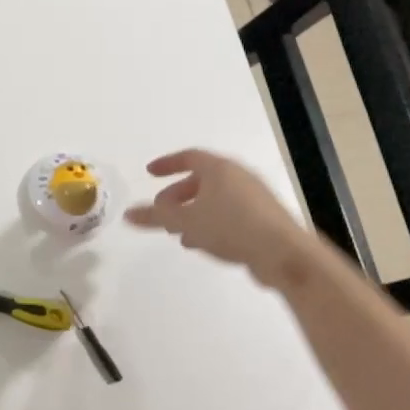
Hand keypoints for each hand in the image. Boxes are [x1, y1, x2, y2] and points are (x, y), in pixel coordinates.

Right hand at [125, 149, 313, 287]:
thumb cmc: (230, 227)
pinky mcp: (264, 218)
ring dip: (193, 212)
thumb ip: (154, 216)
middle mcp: (238, 176)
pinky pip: (229, 213)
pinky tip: (204, 244)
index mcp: (219, 169)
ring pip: (215, 199)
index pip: (188, 157)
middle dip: (178, 195)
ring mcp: (254, 197)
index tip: (149, 173)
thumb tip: (128, 214)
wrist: (282, 253)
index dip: (167, 164)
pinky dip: (211, 222)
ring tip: (179, 233)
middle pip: (202, 180)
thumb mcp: (184, 221)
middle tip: (162, 211)